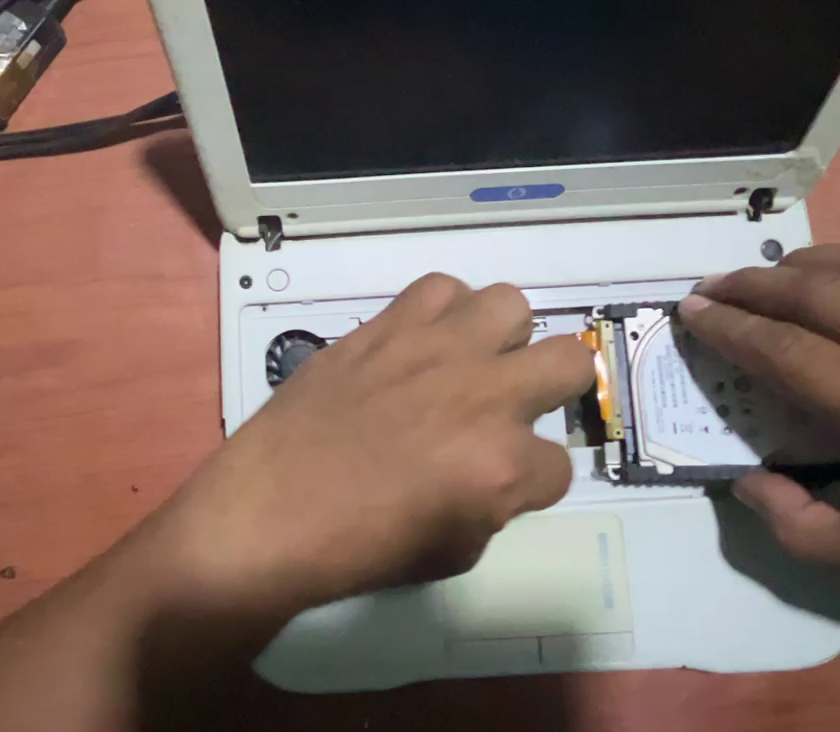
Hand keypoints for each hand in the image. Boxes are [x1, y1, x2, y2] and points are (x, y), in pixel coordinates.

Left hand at [153, 273, 592, 614]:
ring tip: (469, 361)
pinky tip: (423, 342)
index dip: (533, 480)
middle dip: (556, 385)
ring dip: (501, 337)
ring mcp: (434, 349)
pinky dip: (444, 311)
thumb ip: (495, 501)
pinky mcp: (387, 324)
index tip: (504, 484)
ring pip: (510, 303)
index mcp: (500, 465)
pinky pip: (440, 287)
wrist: (268, 510)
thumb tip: (500, 468)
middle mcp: (481, 393)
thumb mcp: (453, 552)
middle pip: (571, 359)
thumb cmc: (357, 548)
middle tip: (519, 402)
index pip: (560, 465)